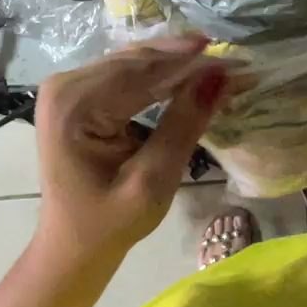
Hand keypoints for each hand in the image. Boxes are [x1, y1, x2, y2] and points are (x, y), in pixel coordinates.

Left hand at [31, 36, 227, 264]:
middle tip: (239, 65)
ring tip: (222, 68)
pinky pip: (125, 73)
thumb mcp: (153, 181)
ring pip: (135, 62)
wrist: (70, 246)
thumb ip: (183, 125)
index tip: (240, 65)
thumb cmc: (109, 223)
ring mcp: (68, 86)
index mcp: (74, 106)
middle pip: (139, 61)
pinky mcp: (77, 92)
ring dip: (179, 64)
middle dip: (190, 61)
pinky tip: (191, 74)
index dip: (194, 65)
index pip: (144, 73)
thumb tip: (219, 77)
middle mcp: (65, 85)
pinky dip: (161, 74)